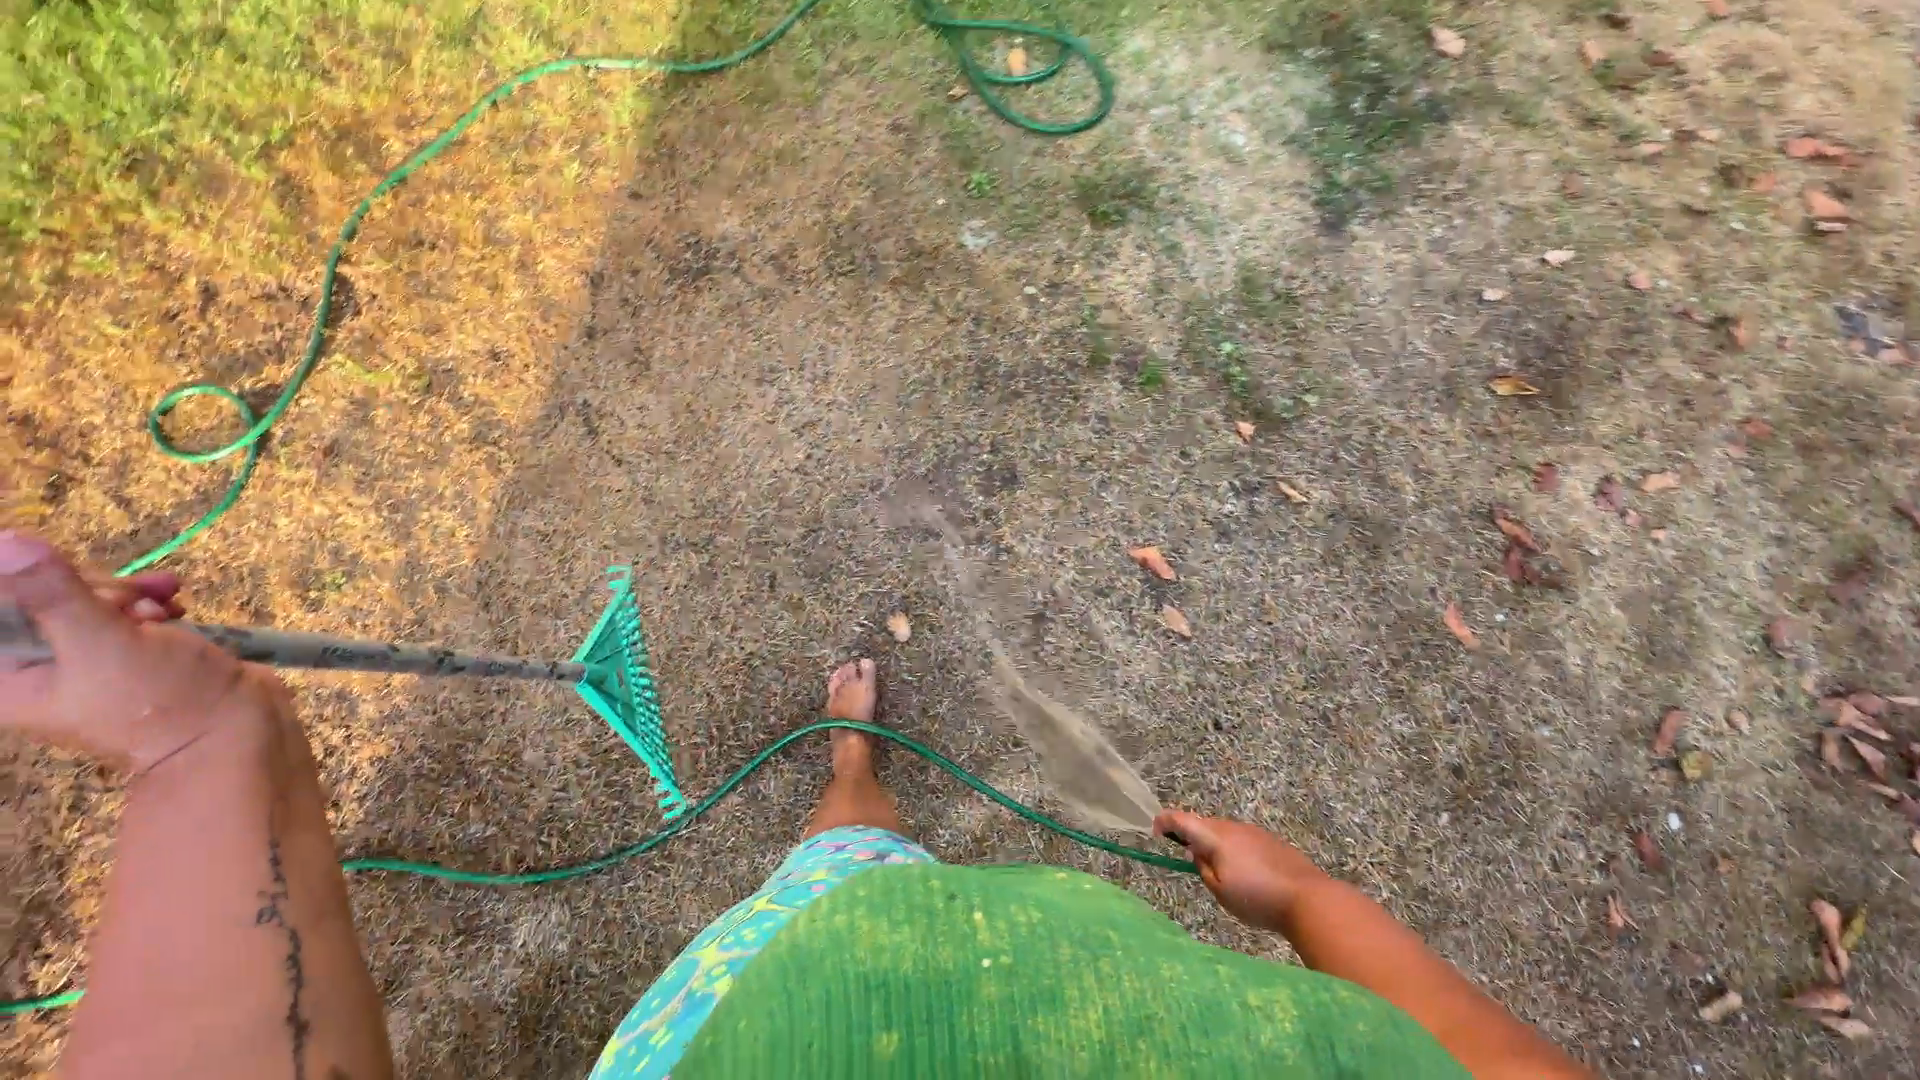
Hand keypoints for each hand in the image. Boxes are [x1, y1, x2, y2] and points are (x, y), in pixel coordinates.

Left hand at [0, 531, 286, 772]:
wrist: (233, 732)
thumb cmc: (161, 698)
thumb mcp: (106, 643)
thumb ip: (55, 593)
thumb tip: (6, 541)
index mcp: (3, 674)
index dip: (30, 581)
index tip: (77, 579)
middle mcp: (33, 665)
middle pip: (36, 597)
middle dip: (93, 587)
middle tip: (134, 604)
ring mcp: (82, 659)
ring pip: (84, 599)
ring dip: (128, 594)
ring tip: (164, 609)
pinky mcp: (125, 654)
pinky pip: (120, 612)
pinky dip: (149, 603)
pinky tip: (177, 607)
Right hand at [1154, 809, 1327, 929]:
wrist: (1310, 899)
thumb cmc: (1258, 899)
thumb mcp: (1220, 891)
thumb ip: (1204, 869)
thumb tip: (1198, 854)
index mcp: (1216, 837)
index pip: (1182, 819)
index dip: (1165, 822)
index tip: (1157, 833)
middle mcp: (1233, 827)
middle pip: (1204, 824)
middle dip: (1191, 836)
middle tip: (1189, 857)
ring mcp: (1255, 832)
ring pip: (1225, 832)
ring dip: (1215, 843)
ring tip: (1220, 870)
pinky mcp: (1272, 842)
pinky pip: (1243, 839)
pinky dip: (1235, 849)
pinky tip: (1246, 873)